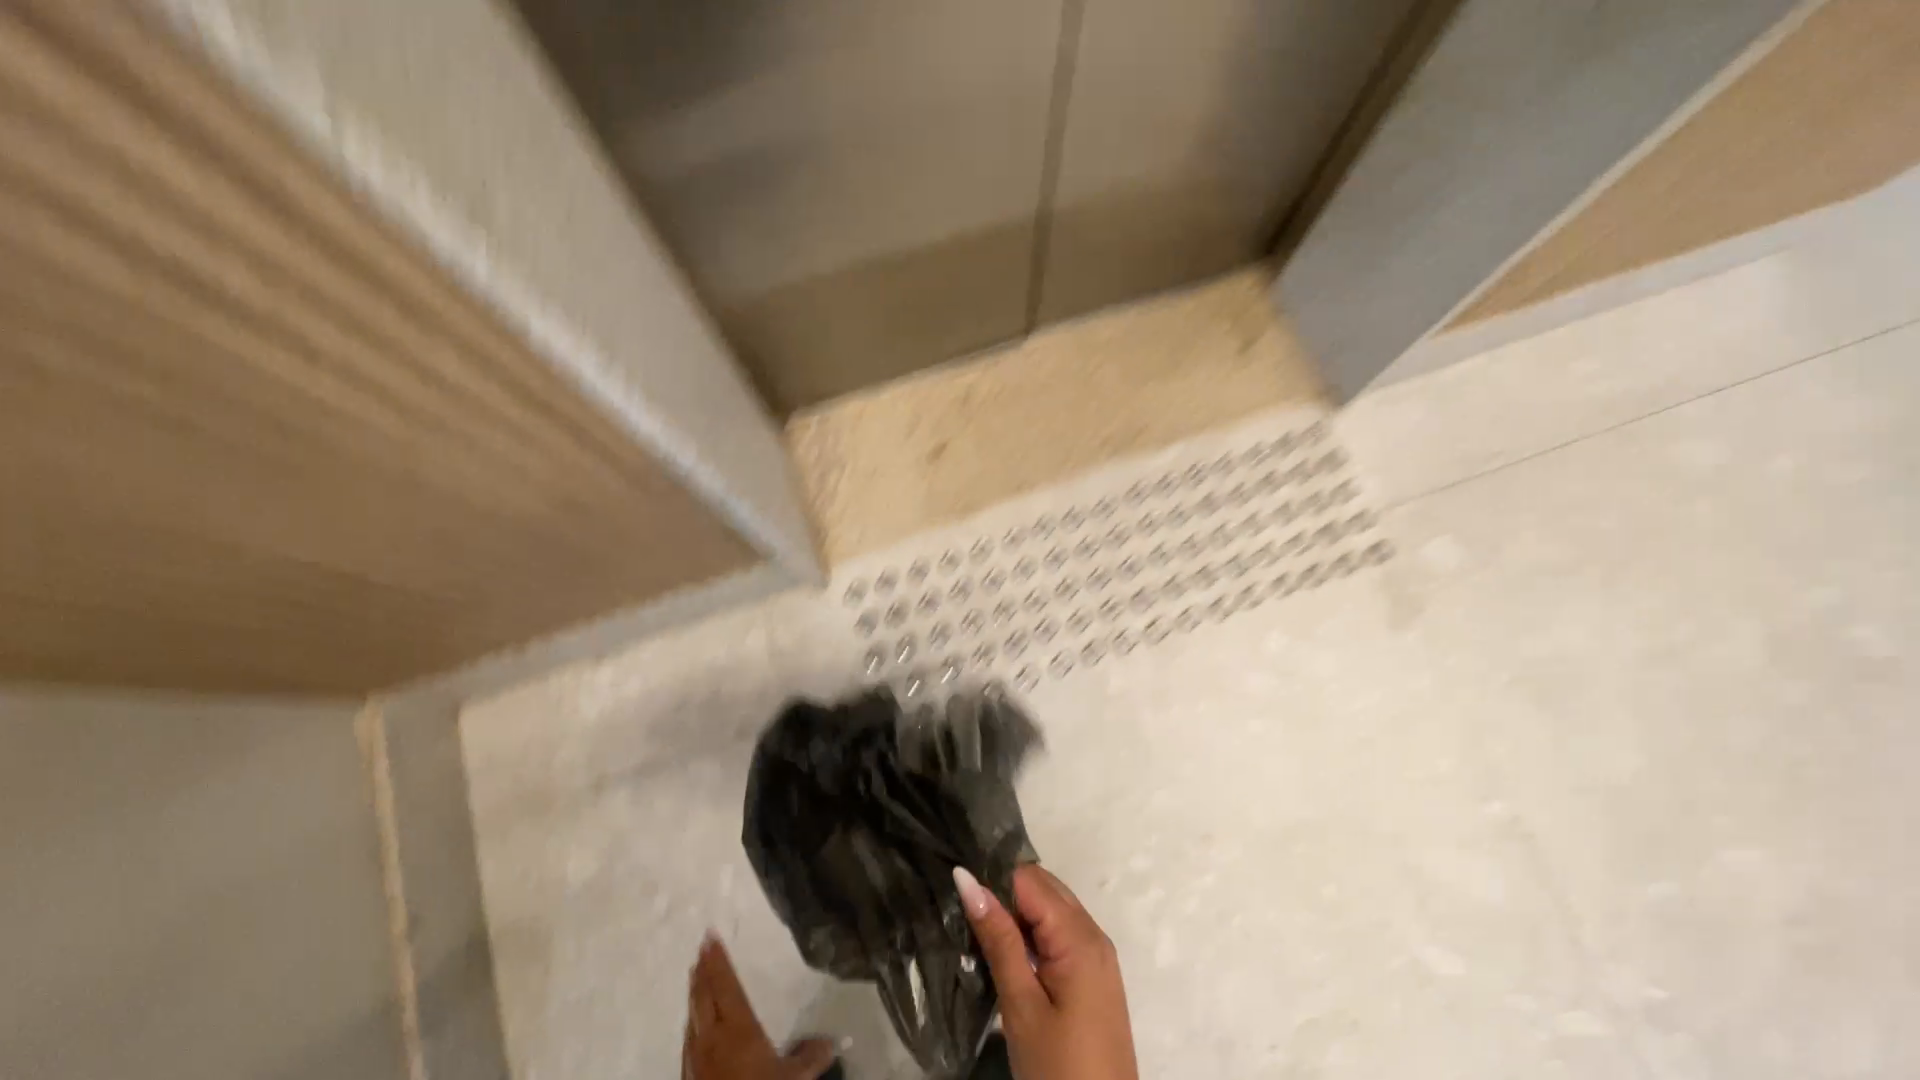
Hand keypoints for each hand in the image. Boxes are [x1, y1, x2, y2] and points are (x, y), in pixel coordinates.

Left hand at [682, 935, 835, 1079]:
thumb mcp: (794, 1078)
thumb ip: (810, 1057)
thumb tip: (830, 1042)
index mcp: (738, 1028)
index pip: (726, 986)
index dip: (719, 961)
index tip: (711, 936)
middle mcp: (712, 1036)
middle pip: (704, 996)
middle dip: (703, 971)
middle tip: (701, 948)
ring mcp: (696, 1057)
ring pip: (692, 1016)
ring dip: (694, 993)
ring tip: (695, 977)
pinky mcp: (688, 1074)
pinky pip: (689, 1038)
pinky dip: (692, 1021)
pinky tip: (693, 1025)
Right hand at [953, 865, 1139, 1079]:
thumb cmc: (1058, 1067)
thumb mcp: (1021, 1005)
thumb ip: (998, 939)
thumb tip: (967, 879)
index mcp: (1079, 937)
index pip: (1030, 879)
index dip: (993, 880)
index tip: (955, 892)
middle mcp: (1094, 935)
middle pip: (1044, 888)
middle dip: (1003, 892)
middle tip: (961, 914)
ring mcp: (1097, 955)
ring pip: (1051, 909)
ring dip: (1016, 915)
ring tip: (975, 932)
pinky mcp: (1093, 976)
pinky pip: (1059, 934)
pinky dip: (1032, 935)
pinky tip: (1004, 954)